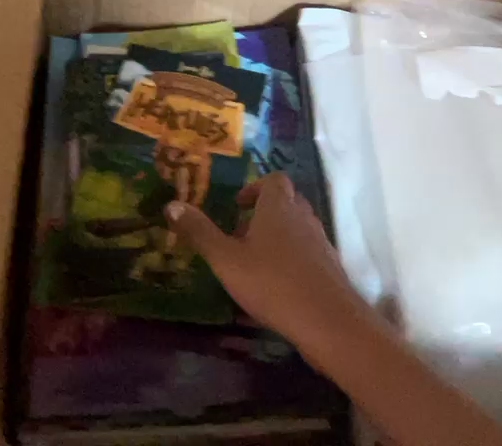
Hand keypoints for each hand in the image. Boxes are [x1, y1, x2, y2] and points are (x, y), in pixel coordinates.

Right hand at [165, 173, 378, 347]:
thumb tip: (171, 204)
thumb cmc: (272, 282)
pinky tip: (277, 286)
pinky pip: (308, 252)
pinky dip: (292, 259)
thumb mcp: (226, 259)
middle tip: (241, 235)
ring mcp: (320, 241)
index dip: (255, 188)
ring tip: (255, 262)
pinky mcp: (330, 267)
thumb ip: (200, 232)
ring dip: (278, 237)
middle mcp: (302, 216)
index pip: (273, 180)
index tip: (238, 205)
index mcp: (278, 206)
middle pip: (286, 202)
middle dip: (264, 213)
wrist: (328, 321)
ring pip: (297, 227)